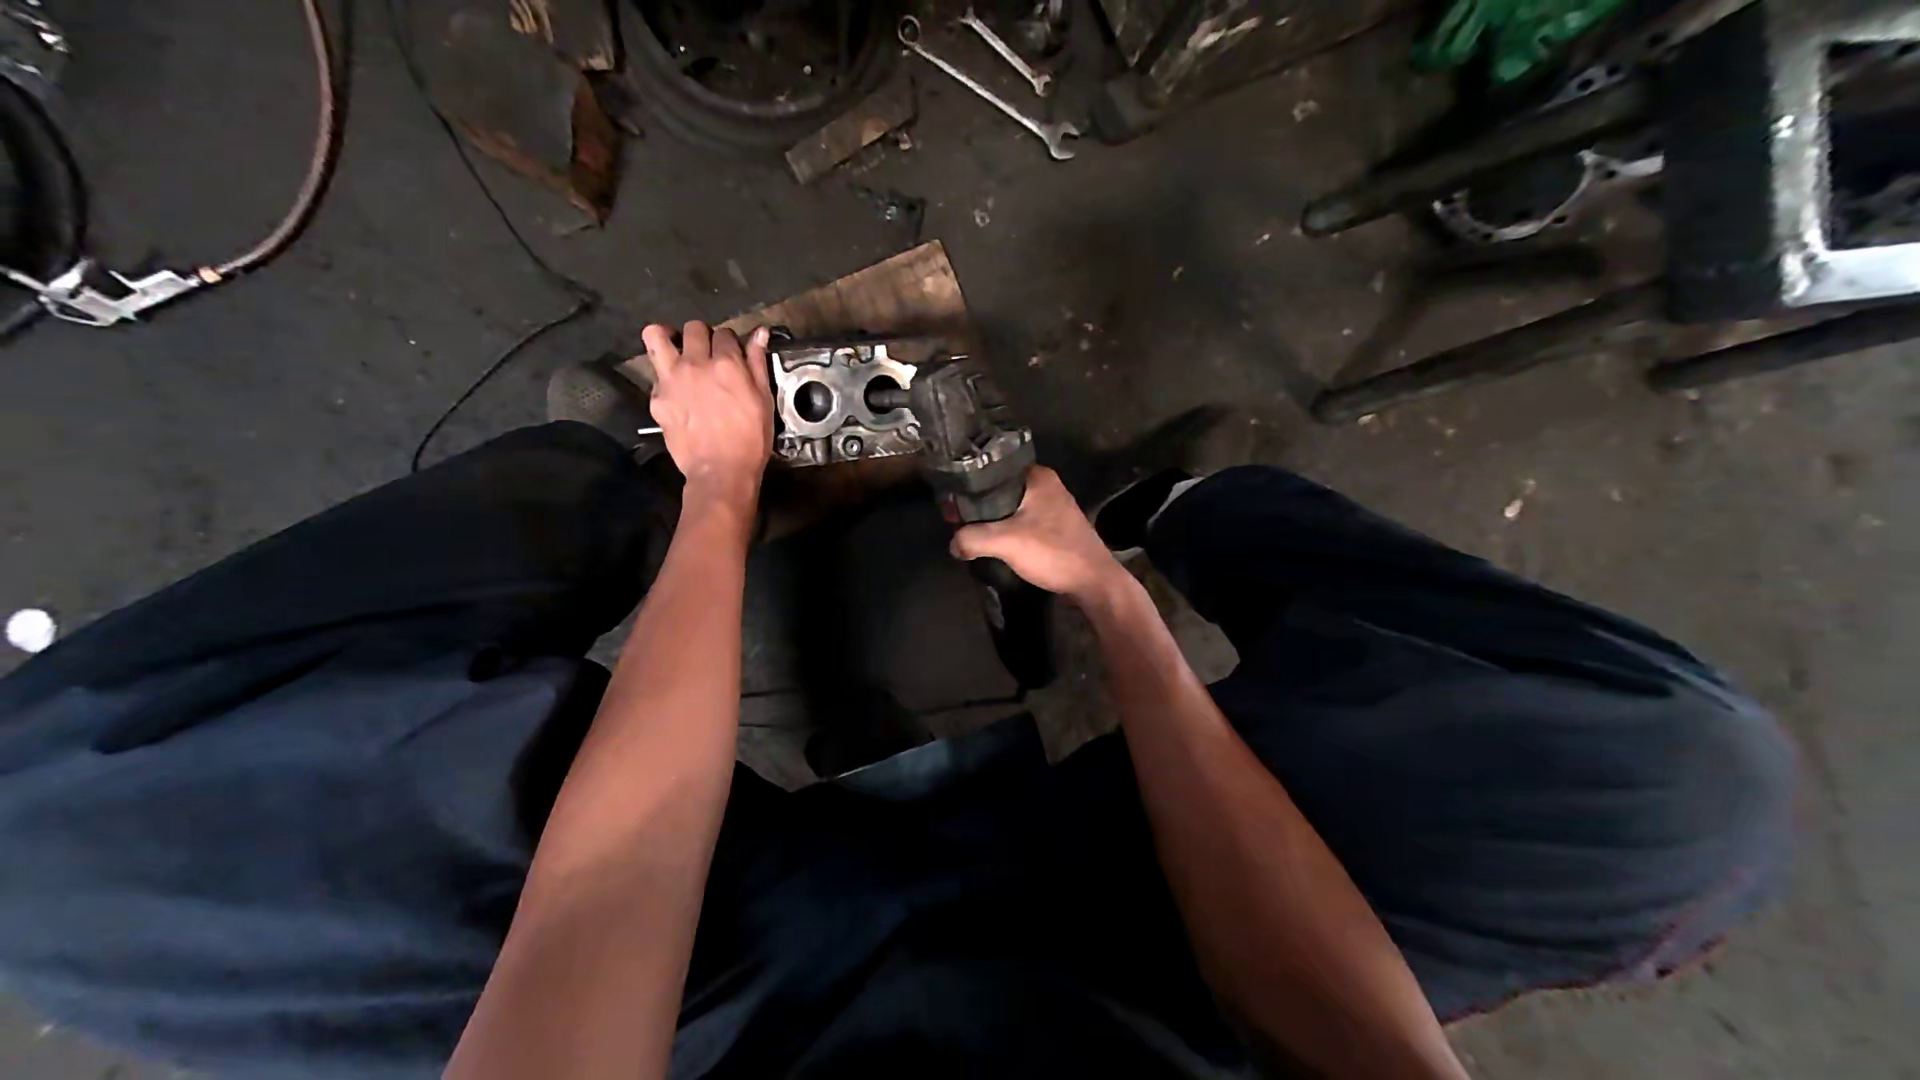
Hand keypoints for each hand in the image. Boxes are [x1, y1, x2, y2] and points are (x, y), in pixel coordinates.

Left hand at [641, 321, 774, 506]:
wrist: (720, 471)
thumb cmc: (750, 439)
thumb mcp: (764, 400)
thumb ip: (758, 363)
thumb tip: (759, 333)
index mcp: (726, 363)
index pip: (725, 333)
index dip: (731, 342)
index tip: (733, 354)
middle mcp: (695, 364)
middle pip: (693, 328)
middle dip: (703, 336)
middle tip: (709, 354)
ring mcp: (671, 380)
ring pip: (656, 336)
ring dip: (666, 336)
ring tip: (676, 349)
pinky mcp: (657, 399)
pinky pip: (655, 376)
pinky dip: (666, 378)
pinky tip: (677, 392)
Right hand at [950, 467, 1133, 605]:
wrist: (1093, 582)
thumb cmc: (1053, 552)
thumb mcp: (1006, 542)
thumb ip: (972, 538)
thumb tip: (953, 544)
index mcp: (1037, 476)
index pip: (992, 471)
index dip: (967, 487)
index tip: (950, 505)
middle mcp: (1045, 486)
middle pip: (998, 490)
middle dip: (976, 506)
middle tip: (954, 522)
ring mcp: (1051, 508)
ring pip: (1009, 508)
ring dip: (990, 521)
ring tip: (967, 534)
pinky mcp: (1053, 528)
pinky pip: (1020, 523)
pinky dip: (1005, 531)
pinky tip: (992, 544)